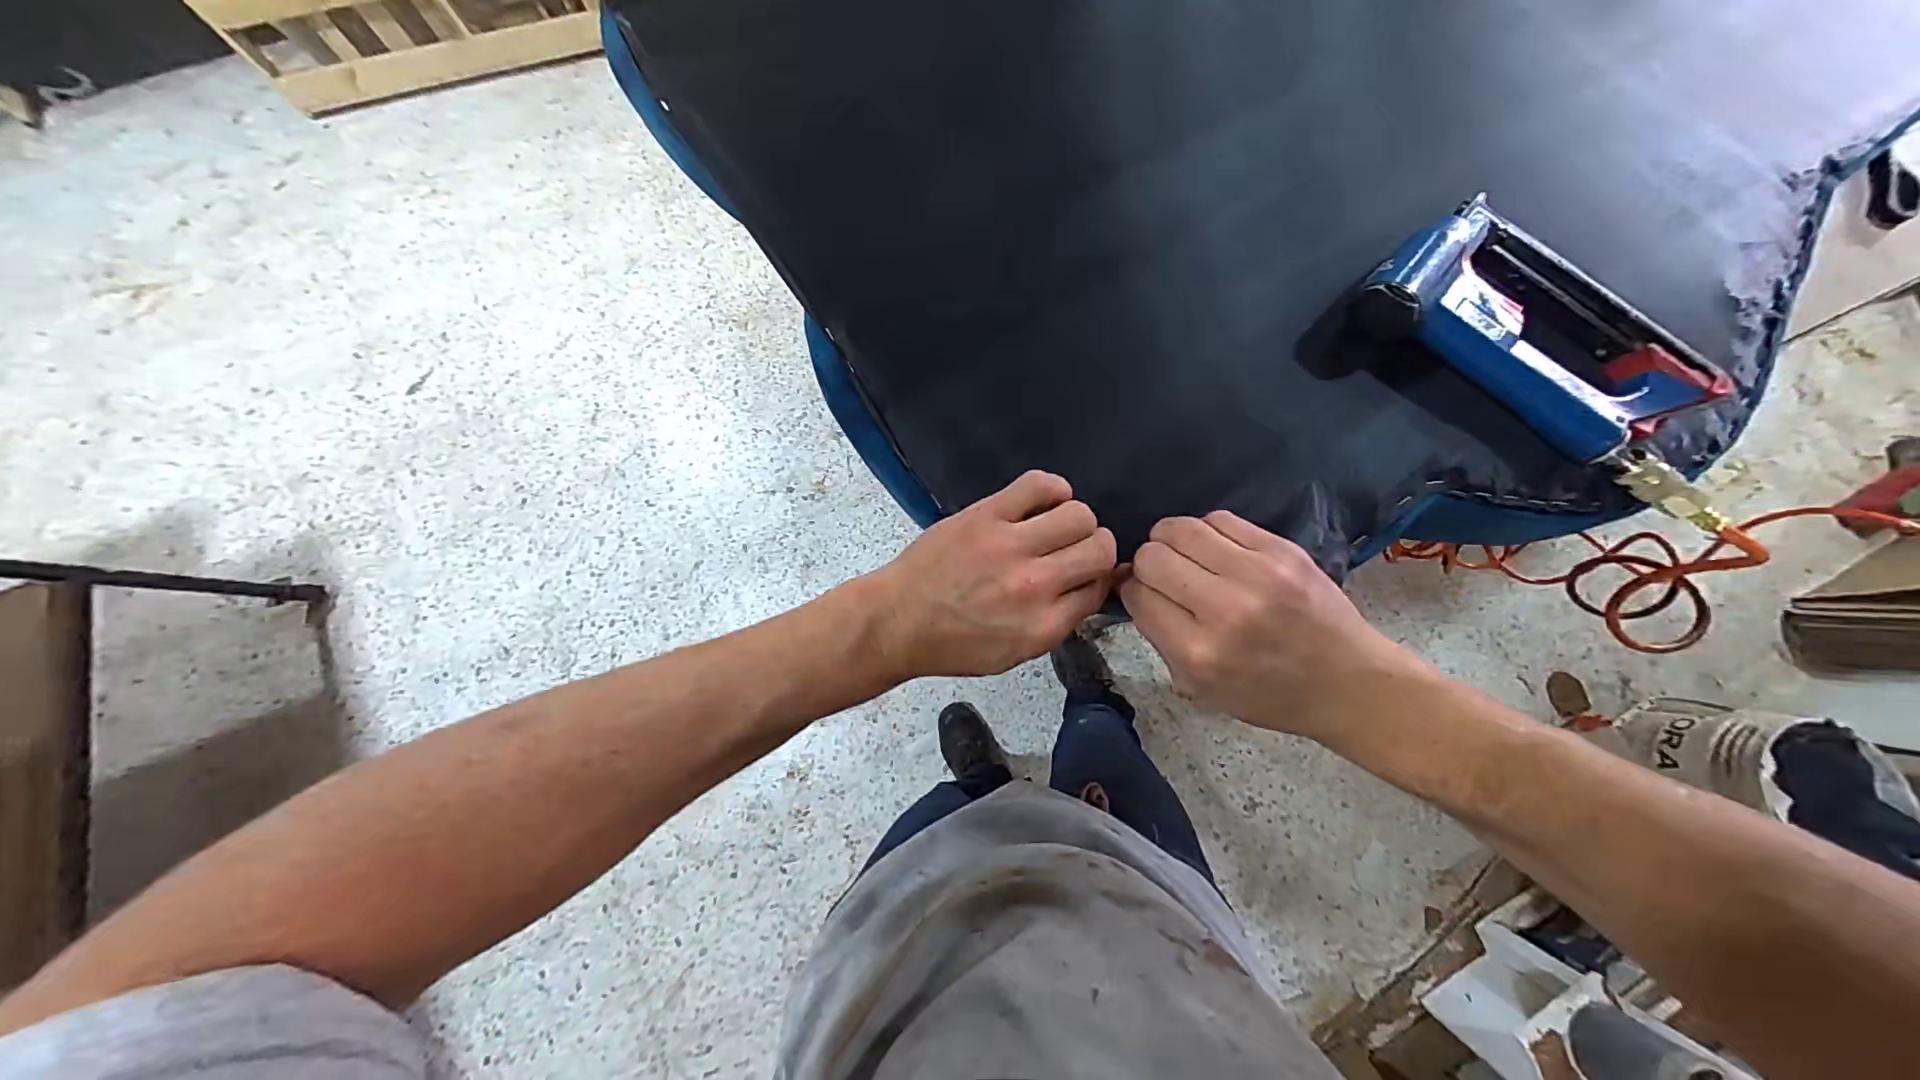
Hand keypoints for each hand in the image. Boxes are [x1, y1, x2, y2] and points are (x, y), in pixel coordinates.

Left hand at [868, 471, 1116, 678]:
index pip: (1100, 587)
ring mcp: (1009, 545)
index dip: (1097, 578)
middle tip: (1072, 550)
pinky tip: (1043, 503)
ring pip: (1079, 515)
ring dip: (1076, 521)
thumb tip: (1090, 587)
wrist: (898, 620)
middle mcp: (1034, 584)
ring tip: (1055, 527)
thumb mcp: (1014, 653)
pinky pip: (1040, 485)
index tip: (1085, 574)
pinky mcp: (986, 515)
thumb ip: (1058, 623)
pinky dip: (1053, 490)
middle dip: (1096, 548)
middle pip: (1099, 548)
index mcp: (1044, 625)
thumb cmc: (952, 643)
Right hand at [1118, 511, 1424, 740]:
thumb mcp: (1199, 687)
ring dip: (1171, 540)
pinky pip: (1218, 518)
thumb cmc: (1268, 694)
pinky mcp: (1282, 550)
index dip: (1132, 590)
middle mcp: (1224, 609)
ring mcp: (1257, 574)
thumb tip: (1131, 583)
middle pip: (1152, 556)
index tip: (1144, 593)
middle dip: (1147, 563)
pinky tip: (1216, 550)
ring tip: (1185, 556)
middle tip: (1164, 575)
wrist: (1349, 682)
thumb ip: (1158, 636)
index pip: (1137, 595)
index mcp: (1198, 652)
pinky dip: (1206, 532)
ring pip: (1179, 529)